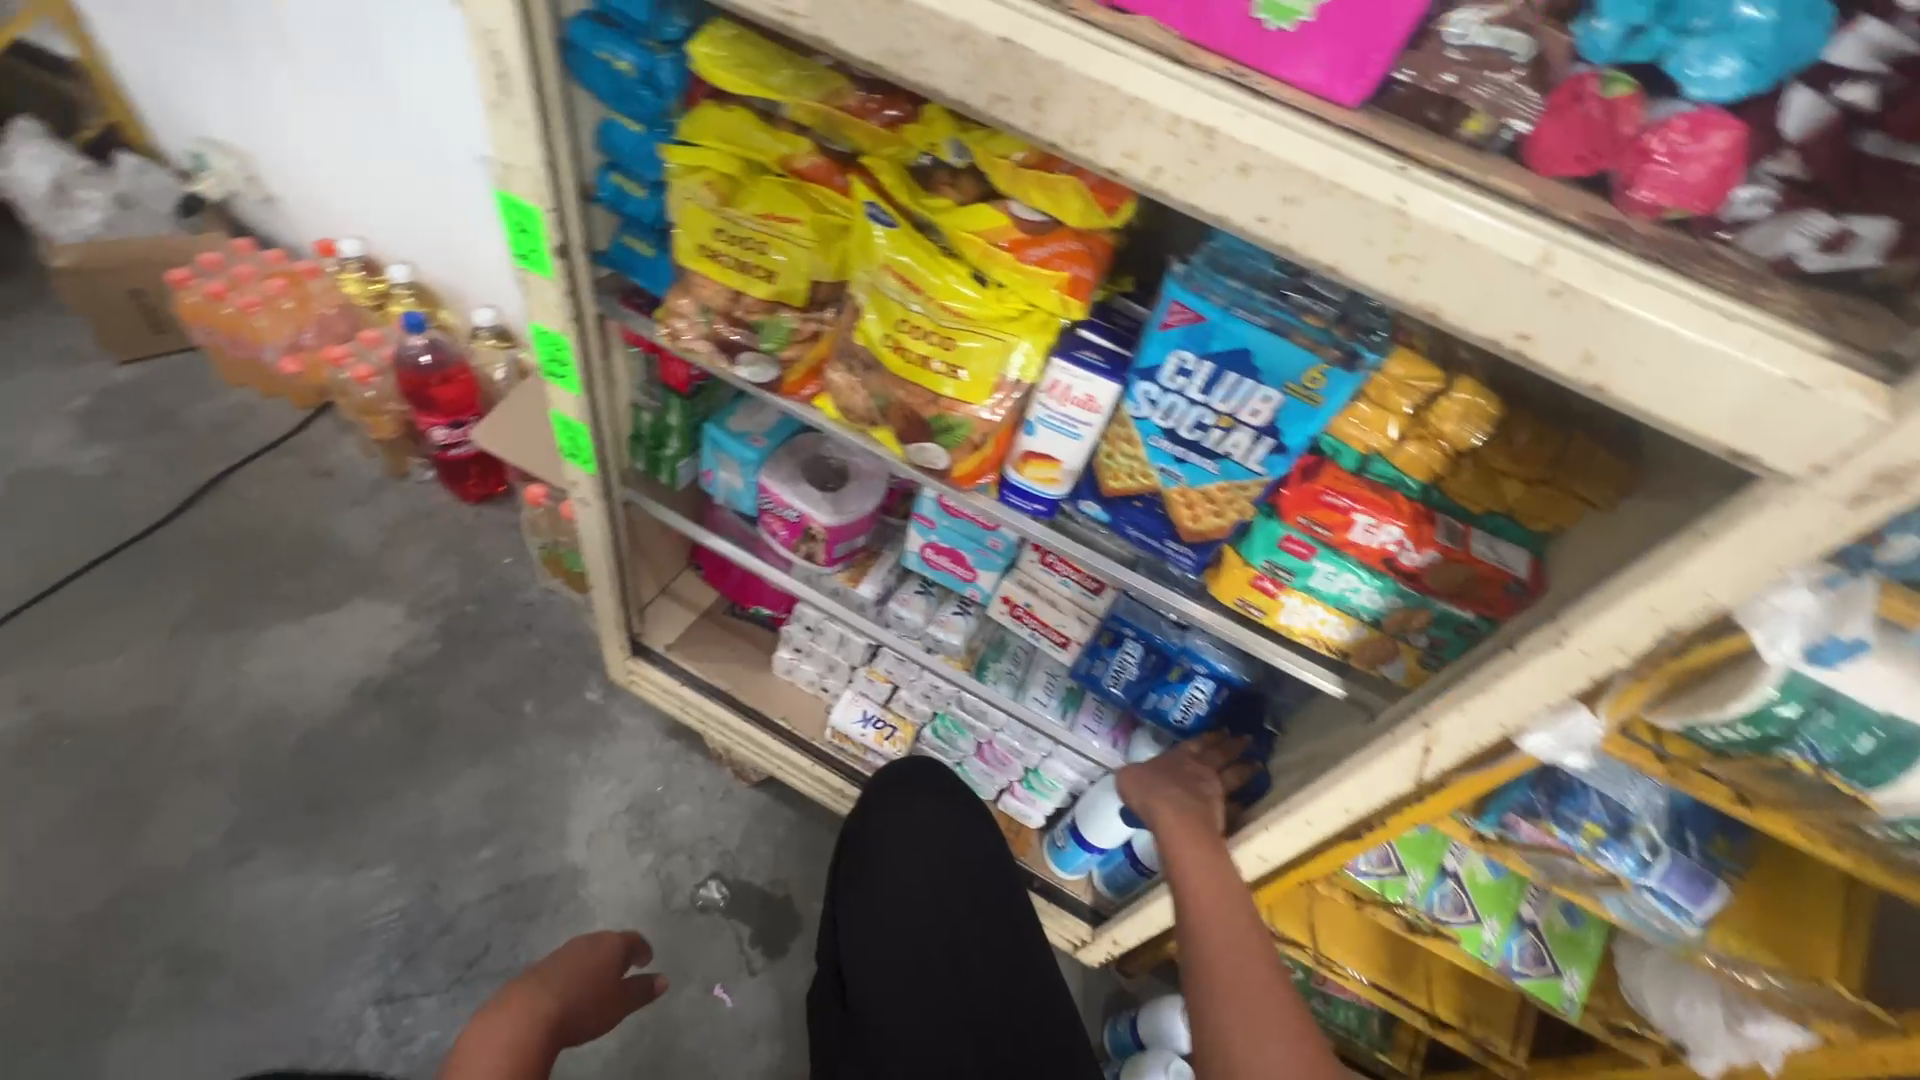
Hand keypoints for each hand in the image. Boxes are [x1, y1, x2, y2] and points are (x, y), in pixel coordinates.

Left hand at [488, 930, 668, 1050]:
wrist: (525, 1016)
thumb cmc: (583, 1007)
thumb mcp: (620, 1004)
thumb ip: (642, 991)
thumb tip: (664, 980)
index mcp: (612, 945)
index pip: (634, 940)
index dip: (642, 949)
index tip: (647, 960)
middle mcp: (588, 941)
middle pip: (608, 943)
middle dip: (617, 954)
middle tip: (623, 970)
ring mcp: (561, 952)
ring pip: (584, 953)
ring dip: (593, 964)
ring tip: (596, 982)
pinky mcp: (538, 967)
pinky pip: (564, 966)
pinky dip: (572, 974)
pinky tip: (568, 992)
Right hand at [1116, 730, 1255, 839]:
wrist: (1173, 816)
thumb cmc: (1148, 791)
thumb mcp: (1128, 777)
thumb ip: (1133, 775)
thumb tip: (1130, 776)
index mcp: (1177, 757)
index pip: (1196, 743)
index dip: (1209, 736)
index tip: (1223, 730)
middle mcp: (1200, 769)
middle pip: (1220, 754)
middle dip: (1233, 745)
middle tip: (1247, 738)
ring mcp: (1214, 790)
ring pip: (1234, 776)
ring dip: (1246, 769)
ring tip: (1258, 763)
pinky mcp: (1222, 813)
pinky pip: (1235, 806)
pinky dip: (1241, 804)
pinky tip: (1247, 803)